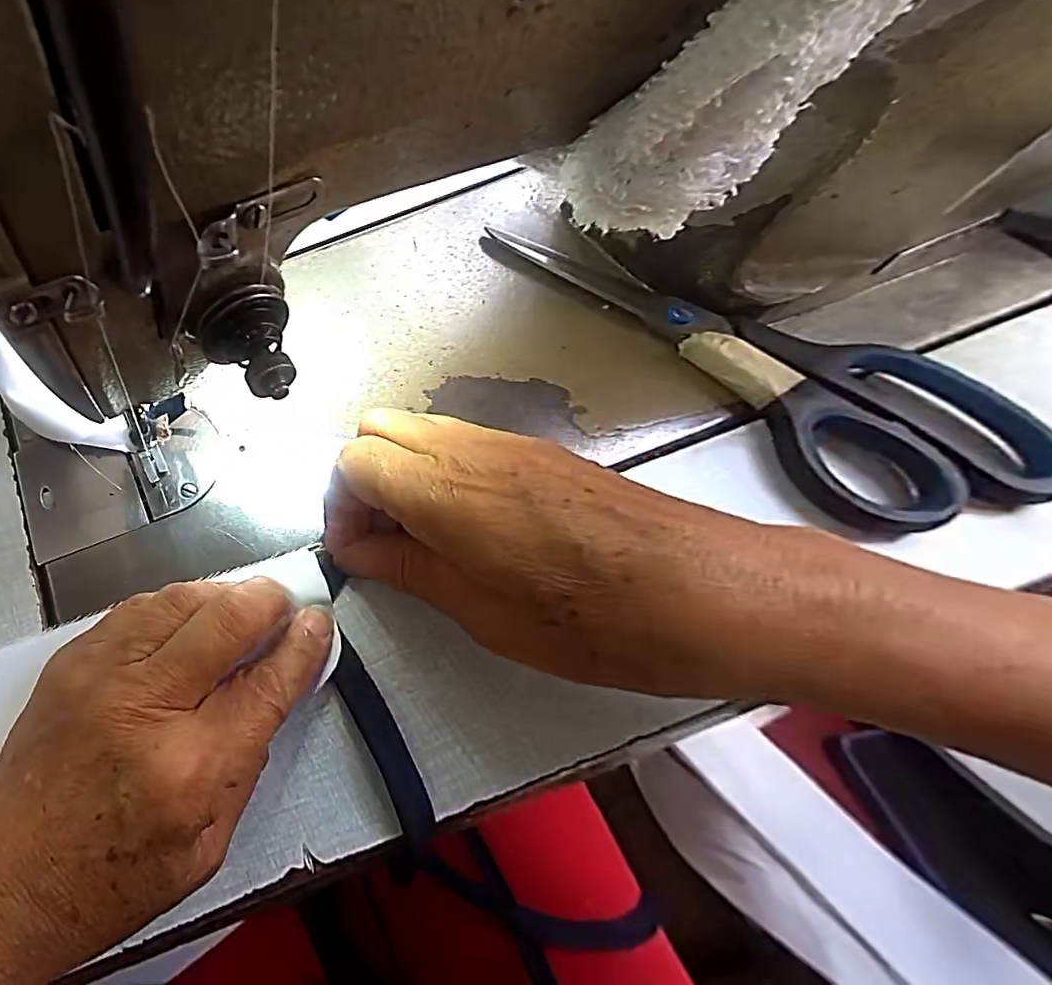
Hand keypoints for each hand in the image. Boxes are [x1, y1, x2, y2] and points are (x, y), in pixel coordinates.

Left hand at [0, 578, 333, 984]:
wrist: (4, 873)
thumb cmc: (111, 877)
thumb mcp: (206, 847)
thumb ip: (247, 759)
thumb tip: (276, 685)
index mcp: (188, 769)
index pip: (264, 684)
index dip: (301, 646)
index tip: (319, 623)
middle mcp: (144, 707)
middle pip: (224, 620)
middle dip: (266, 601)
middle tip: (284, 604)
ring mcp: (100, 672)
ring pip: (180, 599)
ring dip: (223, 593)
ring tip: (243, 603)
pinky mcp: (72, 658)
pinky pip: (139, 606)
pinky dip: (177, 601)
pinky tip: (192, 611)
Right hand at [325, 409, 851, 698]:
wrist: (712, 591)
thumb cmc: (593, 622)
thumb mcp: (483, 613)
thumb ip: (407, 570)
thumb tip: (356, 550)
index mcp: (444, 490)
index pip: (352, 462)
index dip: (340, 508)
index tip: (357, 551)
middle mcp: (467, 449)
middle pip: (376, 429)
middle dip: (360, 480)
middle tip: (380, 537)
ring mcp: (504, 443)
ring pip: (416, 429)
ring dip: (398, 473)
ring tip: (421, 535)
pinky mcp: (535, 450)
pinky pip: (458, 442)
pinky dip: (436, 471)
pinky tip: (467, 526)